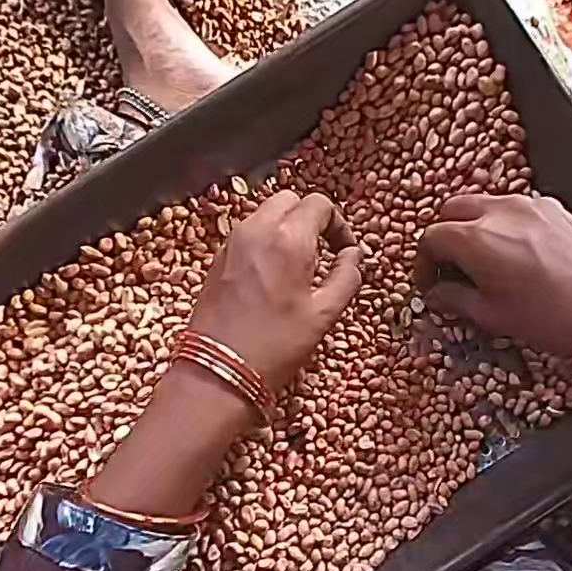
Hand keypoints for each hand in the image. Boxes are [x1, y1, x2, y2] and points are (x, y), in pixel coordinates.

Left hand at [187, 190, 363, 391]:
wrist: (219, 369)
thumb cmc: (275, 345)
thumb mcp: (324, 314)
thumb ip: (347, 277)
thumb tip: (354, 255)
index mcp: (288, 239)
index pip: (319, 204)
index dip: (339, 224)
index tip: (344, 250)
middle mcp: (257, 230)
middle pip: (290, 201)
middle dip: (310, 219)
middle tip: (323, 252)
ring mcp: (232, 243)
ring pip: (265, 215)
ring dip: (286, 229)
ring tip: (298, 266)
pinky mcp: (217, 259)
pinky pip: (247, 235)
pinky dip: (264, 242)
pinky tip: (272, 276)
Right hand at [414, 192, 571, 447]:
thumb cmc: (557, 321)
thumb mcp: (495, 316)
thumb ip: (456, 299)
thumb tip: (436, 294)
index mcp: (478, 238)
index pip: (431, 237)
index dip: (423, 262)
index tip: (428, 283)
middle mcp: (501, 210)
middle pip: (452, 210)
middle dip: (443, 237)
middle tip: (446, 269)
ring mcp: (532, 204)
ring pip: (483, 203)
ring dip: (470, 227)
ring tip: (477, 263)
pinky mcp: (557, 208)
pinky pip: (513, 207)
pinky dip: (499, 223)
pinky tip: (509, 254)